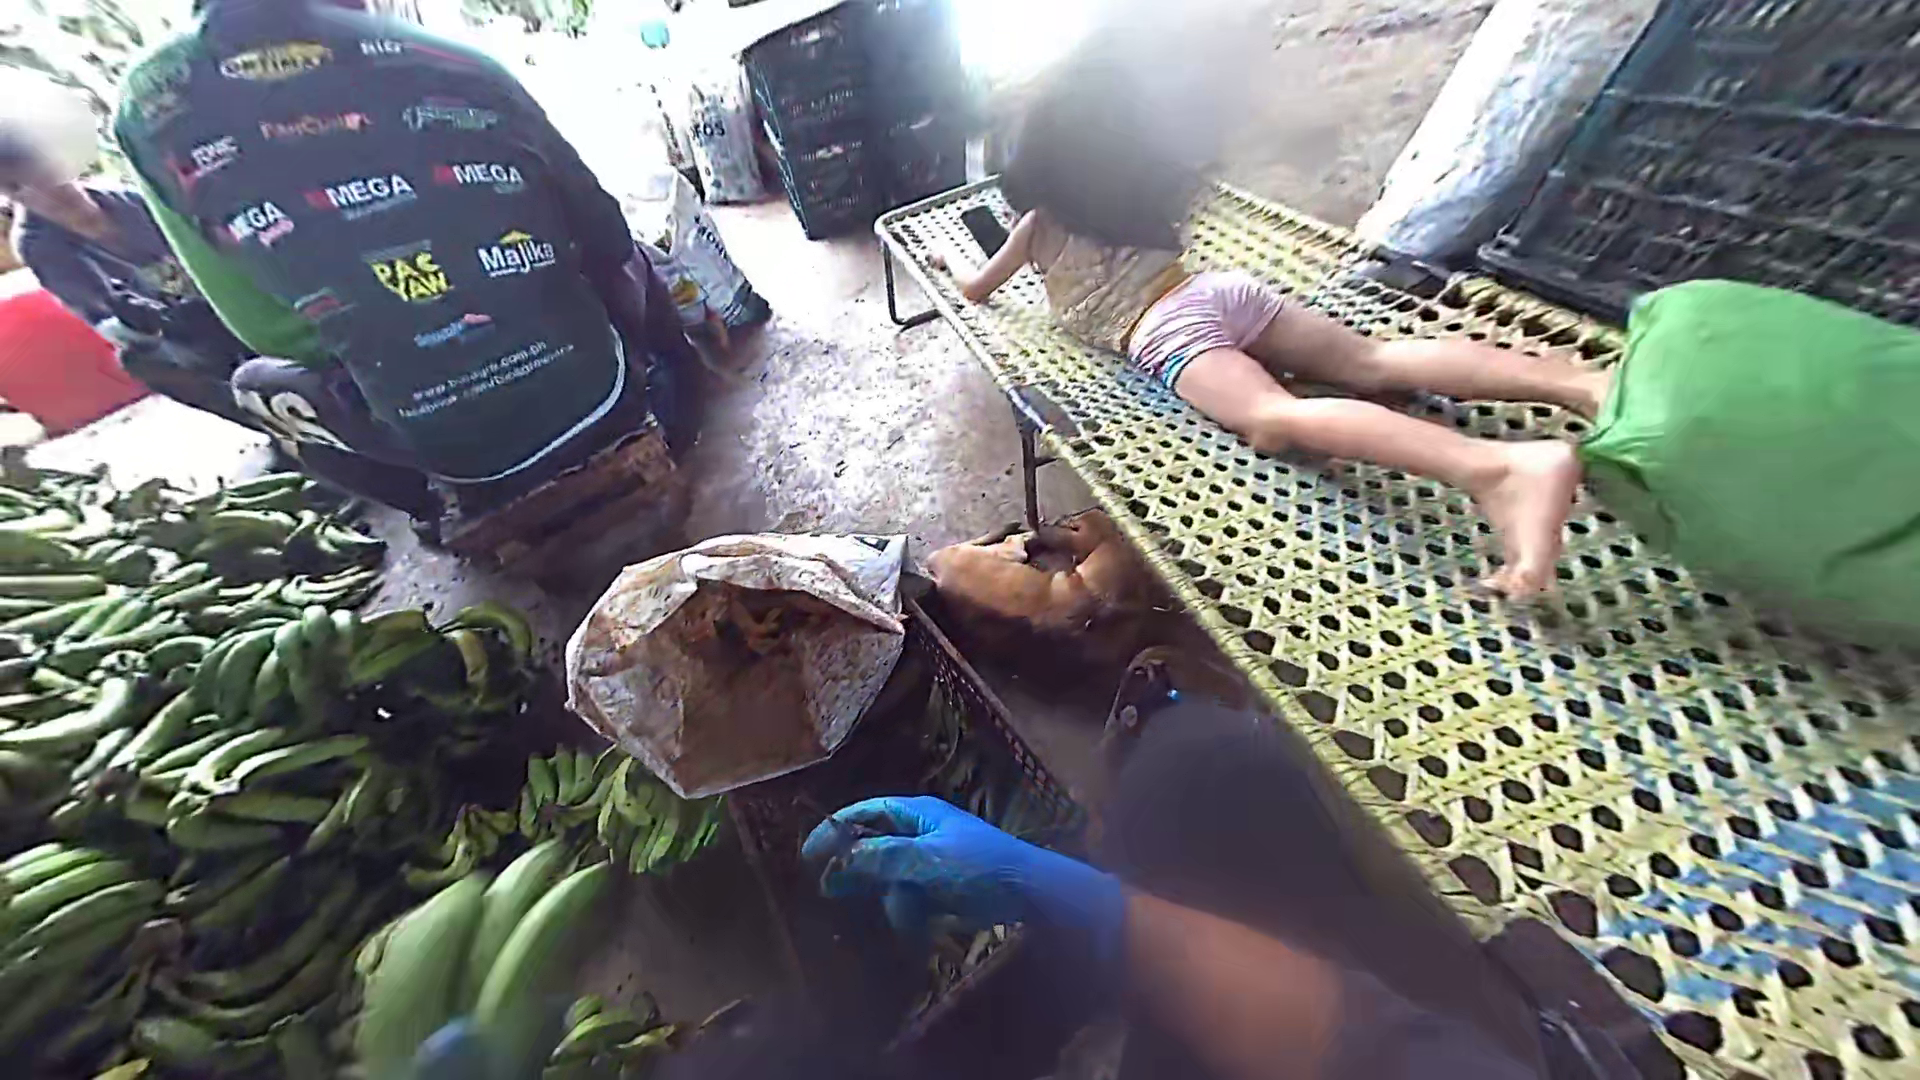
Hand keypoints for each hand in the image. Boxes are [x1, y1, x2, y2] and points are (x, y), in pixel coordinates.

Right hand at [803, 796, 1124, 959]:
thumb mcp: (926, 860)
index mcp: (917, 813)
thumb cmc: (977, 865)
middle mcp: (919, 831)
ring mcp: (929, 860)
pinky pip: (910, 898)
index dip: (837, 828)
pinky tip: (922, 927)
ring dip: (895, 901)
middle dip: (857, 868)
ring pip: (891, 879)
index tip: (809, 853)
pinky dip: (911, 913)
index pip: (867, 812)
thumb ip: (882, 858)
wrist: (1026, 890)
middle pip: (874, 845)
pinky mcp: (939, 886)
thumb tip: (839, 858)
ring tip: (911, 918)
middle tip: (829, 890)